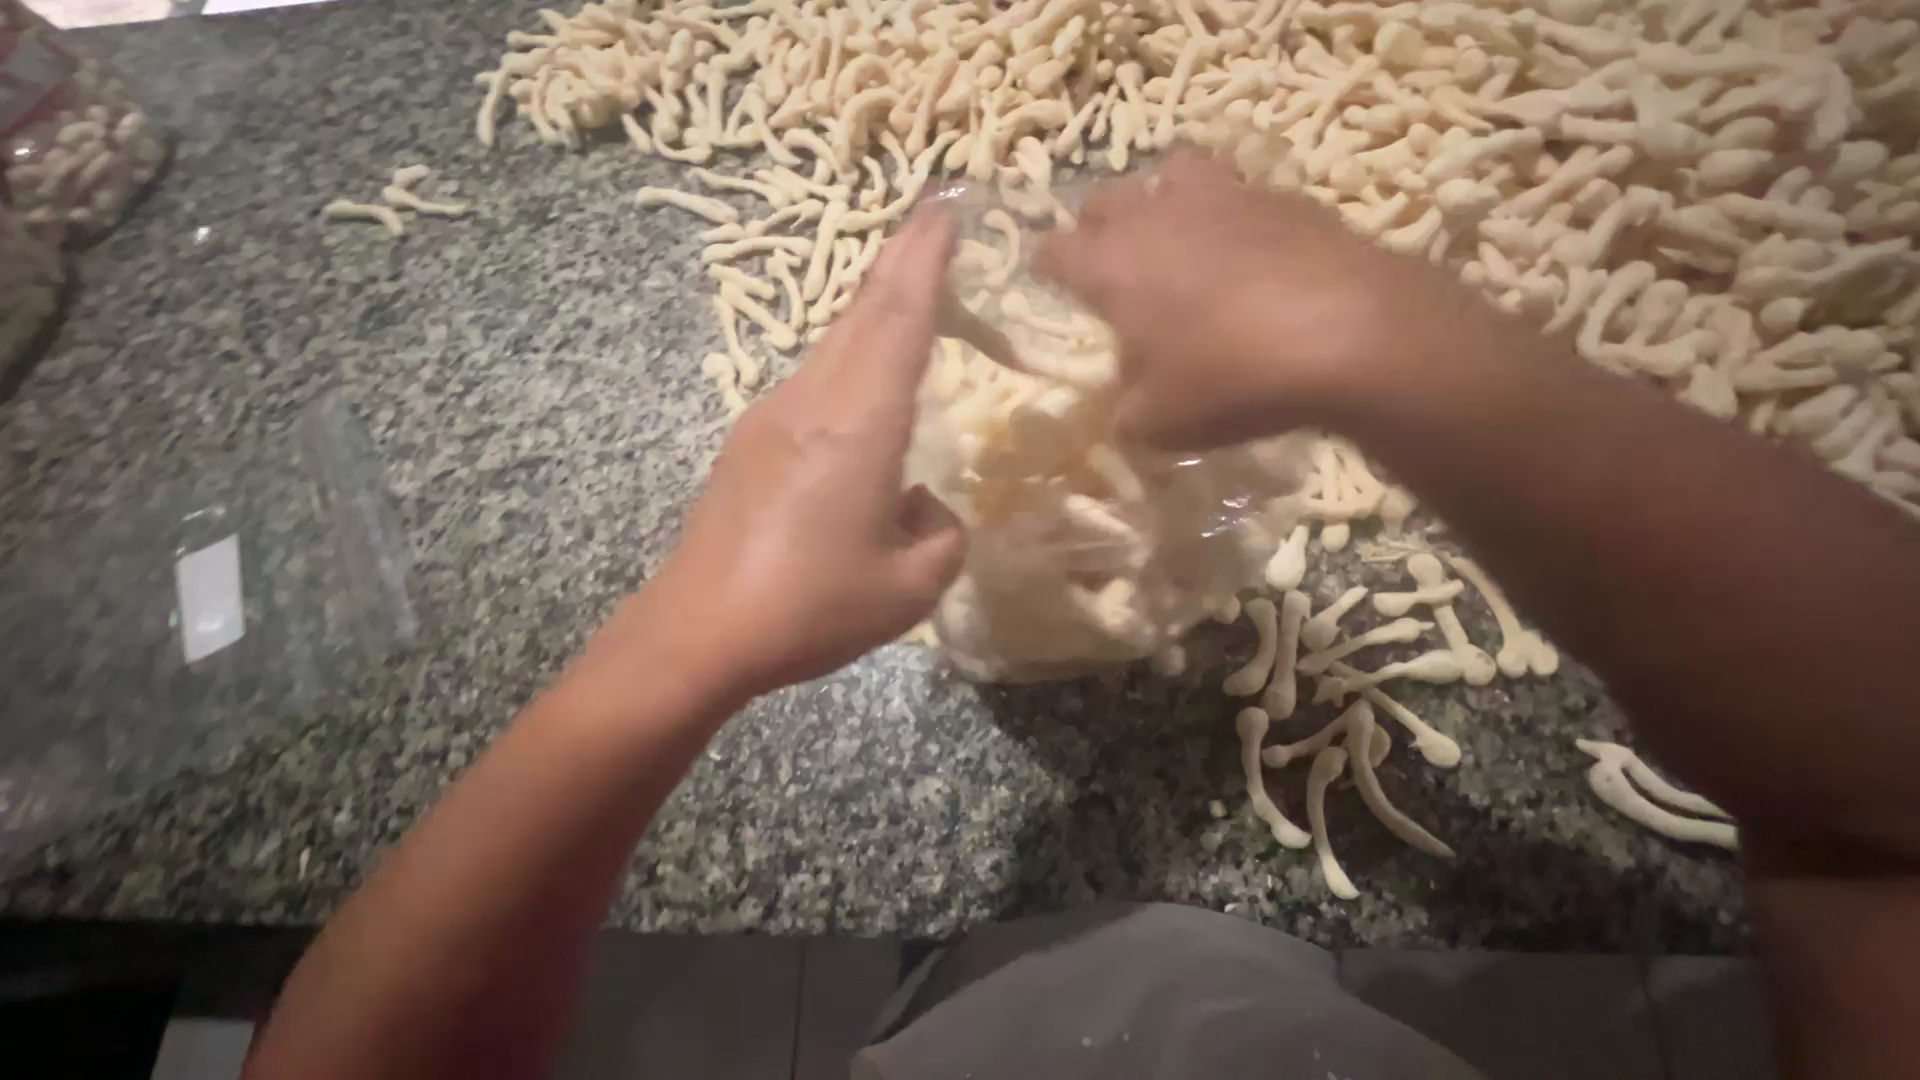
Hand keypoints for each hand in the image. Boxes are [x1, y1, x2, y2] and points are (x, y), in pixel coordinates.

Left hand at [634, 208, 968, 698]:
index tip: (948, 205)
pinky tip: (865, 387)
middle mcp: (812, 402)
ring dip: (875, 309)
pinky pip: (815, 379)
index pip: (900, 319)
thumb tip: (925, 502)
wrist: (697, 632)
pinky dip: (851, 358)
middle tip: (938, 222)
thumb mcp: (908, 589)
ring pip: (835, 342)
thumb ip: (942, 535)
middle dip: (903, 260)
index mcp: (858, 426)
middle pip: (863, 313)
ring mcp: (772, 416)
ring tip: (911, 293)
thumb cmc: (809, 609)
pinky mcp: (750, 441)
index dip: (926, 258)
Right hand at [1034, 149, 1508, 449]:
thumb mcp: (1155, 424)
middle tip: (1114, 270)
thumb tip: (1127, 402)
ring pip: (1171, 174)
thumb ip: (1124, 411)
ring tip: (1179, 242)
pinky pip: (1238, 191)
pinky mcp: (1283, 195)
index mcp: (1111, 265)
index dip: (1047, 269)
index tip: (1054, 287)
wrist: (1351, 337)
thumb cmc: (1229, 381)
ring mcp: (1222, 195)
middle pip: (1104, 200)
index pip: (1053, 251)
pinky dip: (1230, 216)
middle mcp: (1156, 215)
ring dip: (1162, 202)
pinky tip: (1250, 255)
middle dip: (1098, 230)